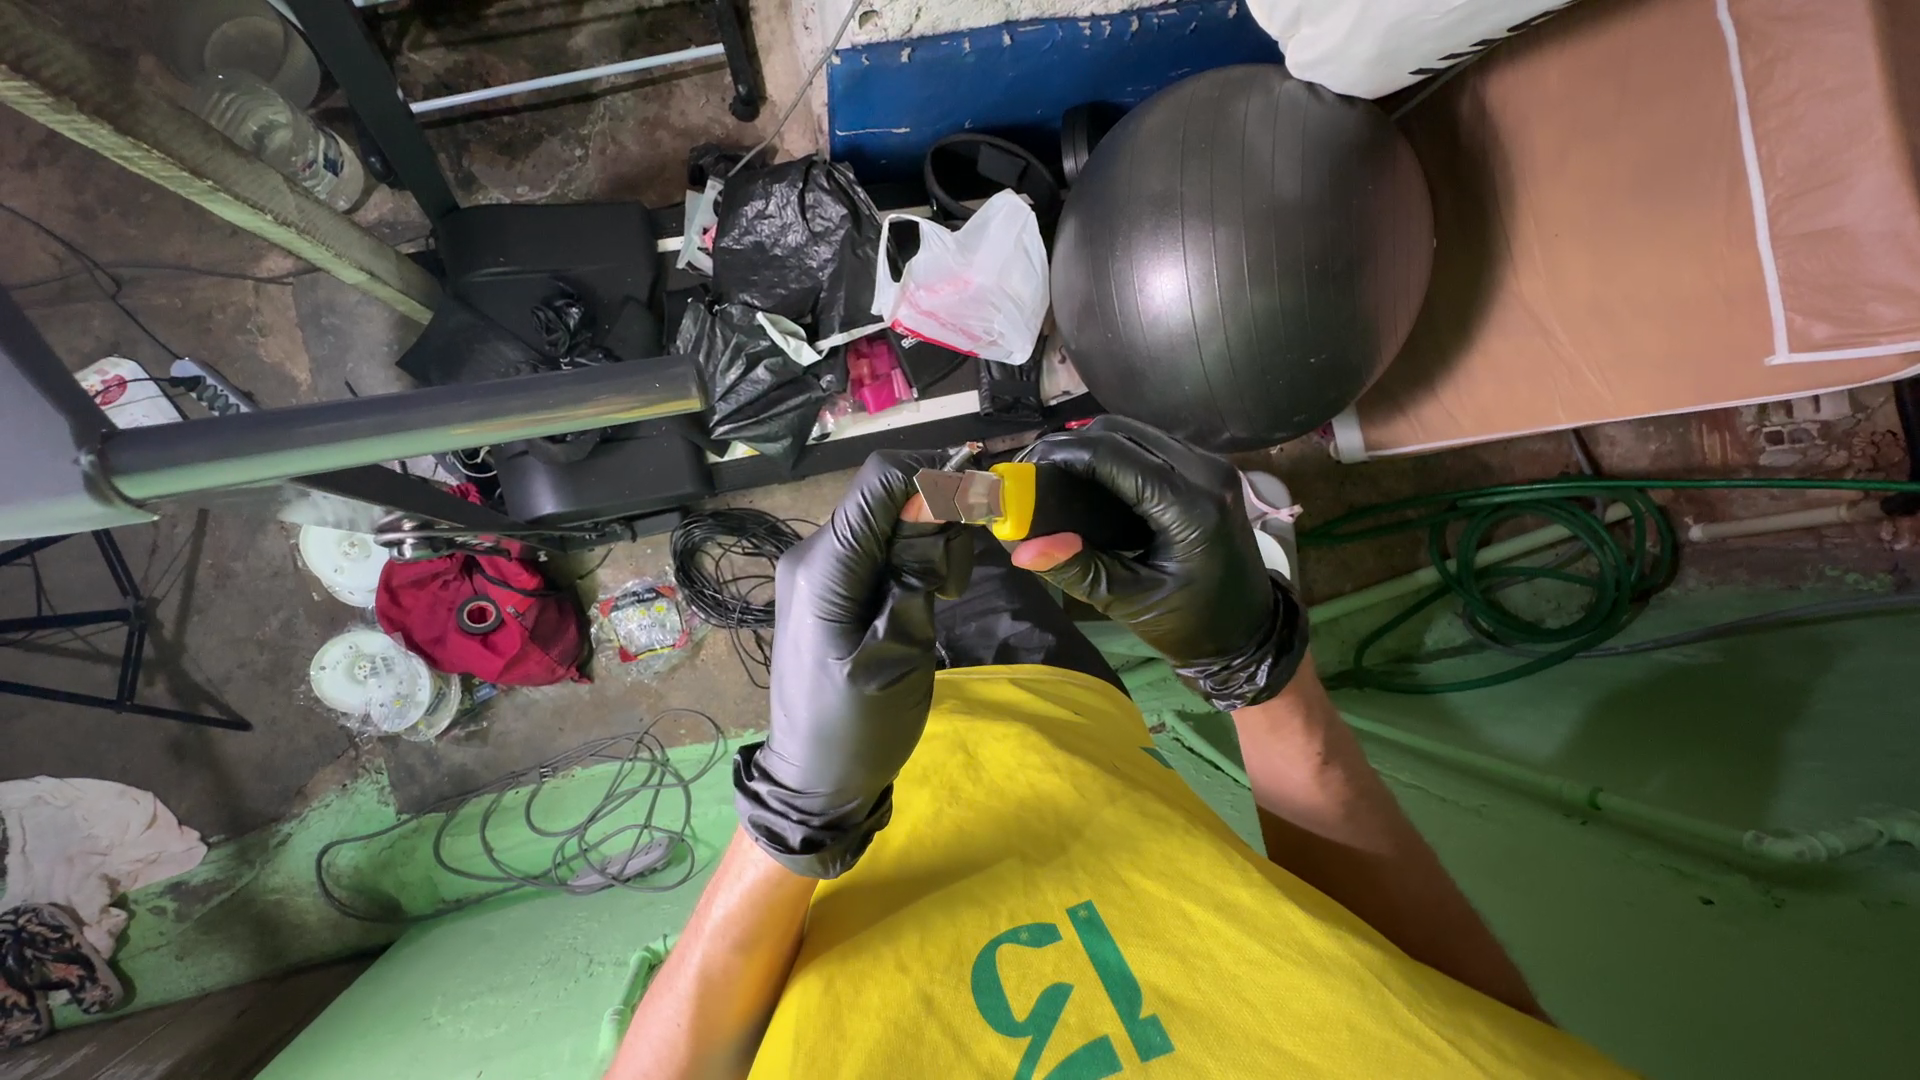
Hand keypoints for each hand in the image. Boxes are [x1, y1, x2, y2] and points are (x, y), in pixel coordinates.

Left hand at [733, 451, 967, 878]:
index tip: (983, 502)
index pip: (881, 480)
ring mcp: (815, 569)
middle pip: (884, 496)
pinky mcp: (825, 586)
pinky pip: (872, 549)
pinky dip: (907, 560)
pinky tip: (920, 600)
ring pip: (882, 521)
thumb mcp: (900, 653)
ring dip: (923, 542)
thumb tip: (937, 502)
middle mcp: (811, 553)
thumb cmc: (858, 729)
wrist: (813, 779)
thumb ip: (916, 571)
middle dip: (935, 517)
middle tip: (956, 580)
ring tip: (940, 598)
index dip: (937, 475)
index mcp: (824, 567)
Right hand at [1011, 416, 1305, 710]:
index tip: (1024, 469)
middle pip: (1122, 431)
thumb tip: (1022, 548)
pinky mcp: (1206, 470)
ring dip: (1090, 446)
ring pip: (1135, 432)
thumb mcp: (1130, 603)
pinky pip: (1150, 446)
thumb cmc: (1191, 624)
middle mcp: (1205, 473)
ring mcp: (1210, 466)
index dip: (1063, 455)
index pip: (1114, 456)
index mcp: (1190, 508)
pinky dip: (1113, 455)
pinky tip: (1088, 479)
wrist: (1249, 631)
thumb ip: (1079, 570)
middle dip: (1070, 446)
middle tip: (1032, 472)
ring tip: (1054, 474)